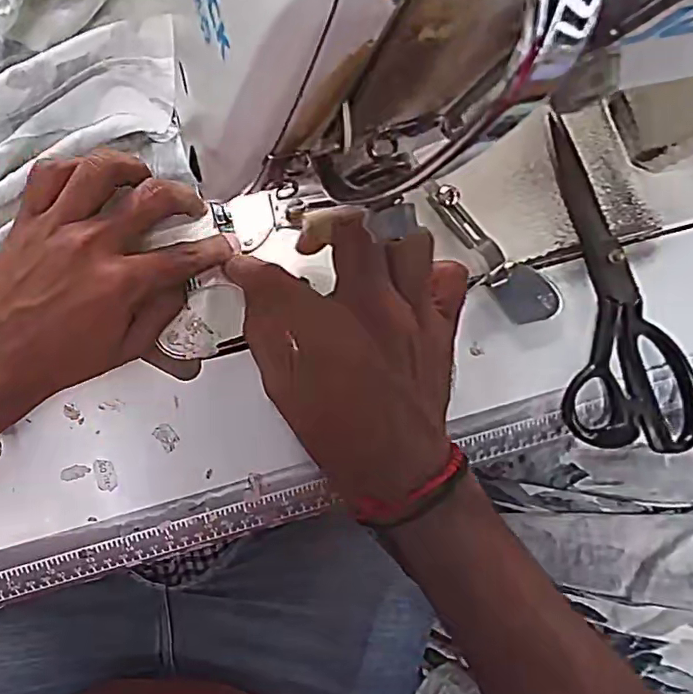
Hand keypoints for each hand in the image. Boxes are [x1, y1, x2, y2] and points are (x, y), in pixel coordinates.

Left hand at [0, 149, 234, 435]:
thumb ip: (159, 315)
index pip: (180, 256)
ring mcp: (57, 229)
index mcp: (117, 283)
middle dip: (184, 197)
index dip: (210, 249)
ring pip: (100, 170)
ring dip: (130, 167)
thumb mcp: (123, 348)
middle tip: (187, 206)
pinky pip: (48, 175)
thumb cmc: (53, 359)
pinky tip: (84, 175)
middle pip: (151, 198)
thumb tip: (179, 289)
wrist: (1, 359)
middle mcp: (90, 247)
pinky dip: (70, 166)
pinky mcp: (29, 223)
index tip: (217, 245)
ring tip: (139, 176)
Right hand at [224, 212, 469, 507]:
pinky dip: (427, 270)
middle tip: (309, 242)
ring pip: (404, 242)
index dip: (251, 268)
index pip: (275, 278)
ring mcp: (412, 315)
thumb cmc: (343, 435)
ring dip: (377, 243)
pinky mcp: (439, 327)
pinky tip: (408, 282)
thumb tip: (257, 301)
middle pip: (349, 232)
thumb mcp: (282, 388)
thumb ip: (267, 334)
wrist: (394, 465)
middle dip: (319, 228)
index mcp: (323, 329)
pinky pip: (447, 275)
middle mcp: (372, 311)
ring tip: (361, 257)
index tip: (245, 267)